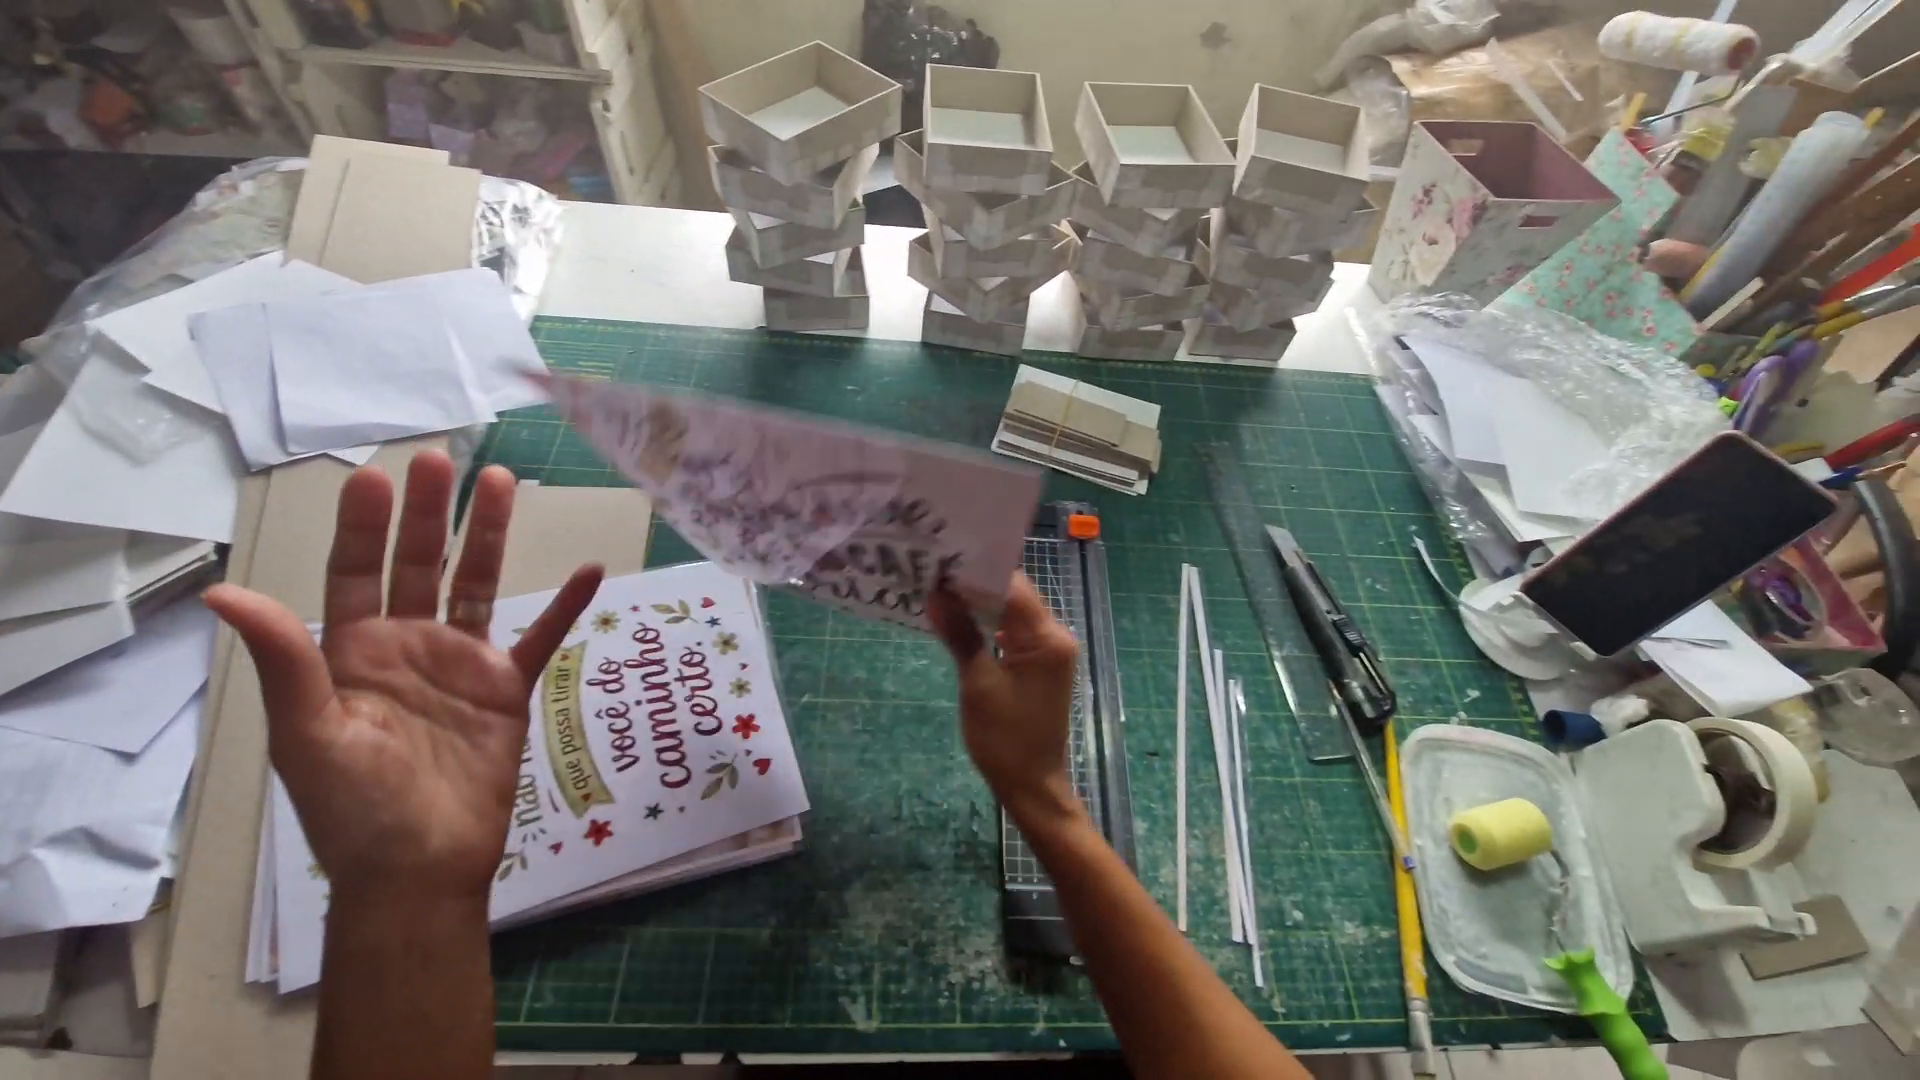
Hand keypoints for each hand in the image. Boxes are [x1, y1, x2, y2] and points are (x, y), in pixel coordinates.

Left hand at [204, 451, 603, 903]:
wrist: (424, 865)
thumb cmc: (357, 806)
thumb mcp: (310, 735)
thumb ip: (286, 661)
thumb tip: (226, 592)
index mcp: (354, 653)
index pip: (357, 573)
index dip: (364, 525)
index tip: (376, 477)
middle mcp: (409, 646)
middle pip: (421, 564)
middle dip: (429, 512)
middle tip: (442, 460)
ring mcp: (464, 664)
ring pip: (481, 586)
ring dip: (493, 537)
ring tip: (505, 485)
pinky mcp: (508, 688)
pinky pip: (542, 638)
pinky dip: (566, 607)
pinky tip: (590, 573)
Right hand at [927, 573, 1080, 822]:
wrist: (1032, 785)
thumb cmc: (1006, 738)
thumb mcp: (978, 684)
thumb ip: (961, 635)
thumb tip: (935, 594)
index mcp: (1048, 638)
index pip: (1013, 588)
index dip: (977, 571)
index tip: (942, 558)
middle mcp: (1055, 636)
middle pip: (1014, 597)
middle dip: (975, 584)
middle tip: (934, 571)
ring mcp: (1049, 651)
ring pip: (1011, 613)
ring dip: (978, 604)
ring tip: (939, 591)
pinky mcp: (1038, 664)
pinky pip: (1012, 632)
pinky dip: (987, 625)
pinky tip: (958, 621)